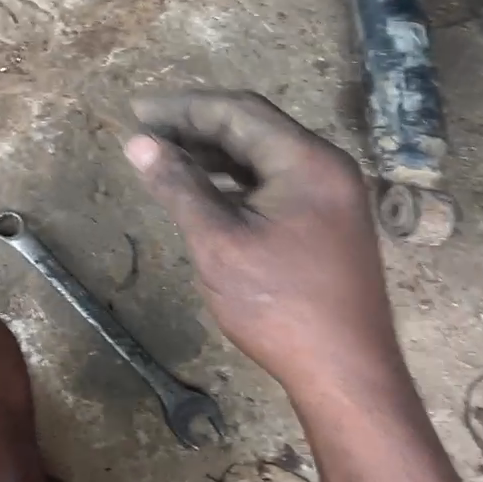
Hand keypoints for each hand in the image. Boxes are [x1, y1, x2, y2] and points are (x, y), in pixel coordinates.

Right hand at [122, 90, 403, 402]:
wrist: (345, 373)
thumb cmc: (278, 304)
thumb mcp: (217, 241)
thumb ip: (178, 185)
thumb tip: (138, 143)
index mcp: (307, 162)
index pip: (237, 112)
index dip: (182, 107)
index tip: (137, 111)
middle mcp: (325, 167)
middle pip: (251, 126)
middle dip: (194, 124)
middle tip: (144, 130)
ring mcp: (329, 194)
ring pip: (260, 153)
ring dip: (210, 149)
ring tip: (163, 155)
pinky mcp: (323, 220)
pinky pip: (270, 179)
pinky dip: (231, 175)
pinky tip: (201, 186)